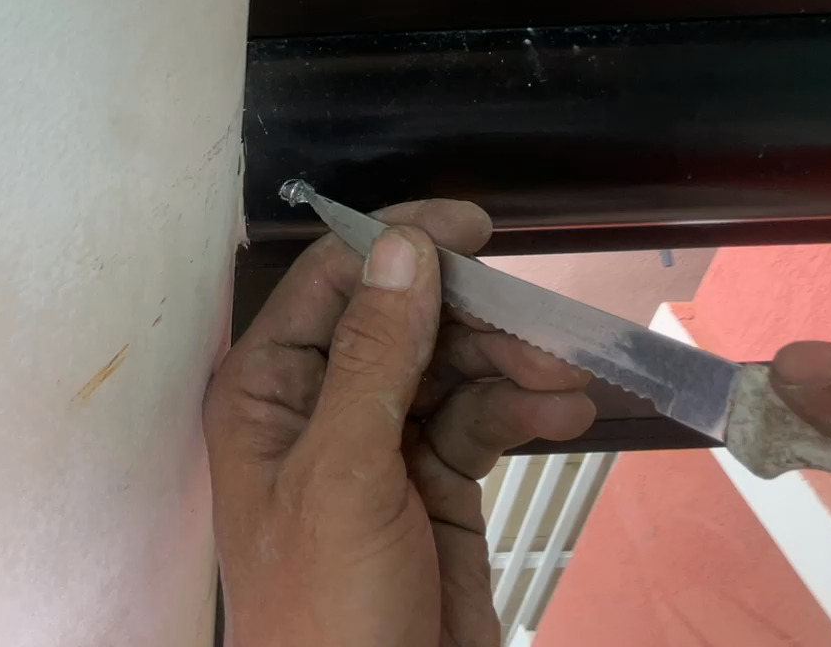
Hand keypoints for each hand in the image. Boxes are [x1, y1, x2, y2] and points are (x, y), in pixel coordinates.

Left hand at [204, 200, 595, 646]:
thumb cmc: (329, 604)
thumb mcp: (344, 471)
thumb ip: (373, 354)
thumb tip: (398, 246)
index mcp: (268, 383)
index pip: (330, 283)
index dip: (393, 243)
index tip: (469, 225)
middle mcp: (317, 397)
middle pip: (396, 319)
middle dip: (463, 315)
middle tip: (532, 320)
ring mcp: (378, 437)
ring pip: (443, 367)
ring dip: (502, 363)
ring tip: (558, 375)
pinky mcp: (432, 477)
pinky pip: (475, 419)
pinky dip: (516, 407)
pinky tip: (563, 408)